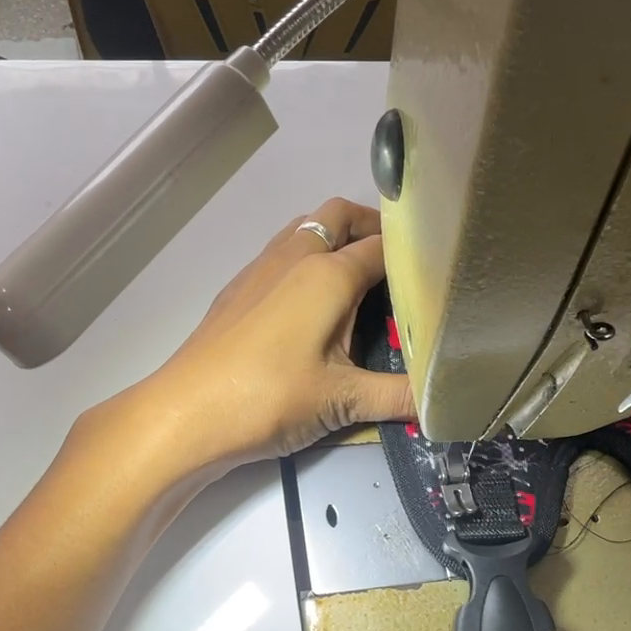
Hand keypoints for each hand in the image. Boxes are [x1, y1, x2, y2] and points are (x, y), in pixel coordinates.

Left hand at [130, 197, 413, 467]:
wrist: (187, 414)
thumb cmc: (271, 398)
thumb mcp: (343, 401)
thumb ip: (398, 398)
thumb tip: (443, 406)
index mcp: (329, 273)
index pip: (384, 246)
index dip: (414, 255)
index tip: (437, 272)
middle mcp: (295, 256)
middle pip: (341, 217)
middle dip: (372, 229)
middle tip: (397, 266)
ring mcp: (260, 269)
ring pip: (306, 230)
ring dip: (334, 241)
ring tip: (357, 282)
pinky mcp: (237, 290)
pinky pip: (281, 255)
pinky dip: (304, 262)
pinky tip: (309, 308)